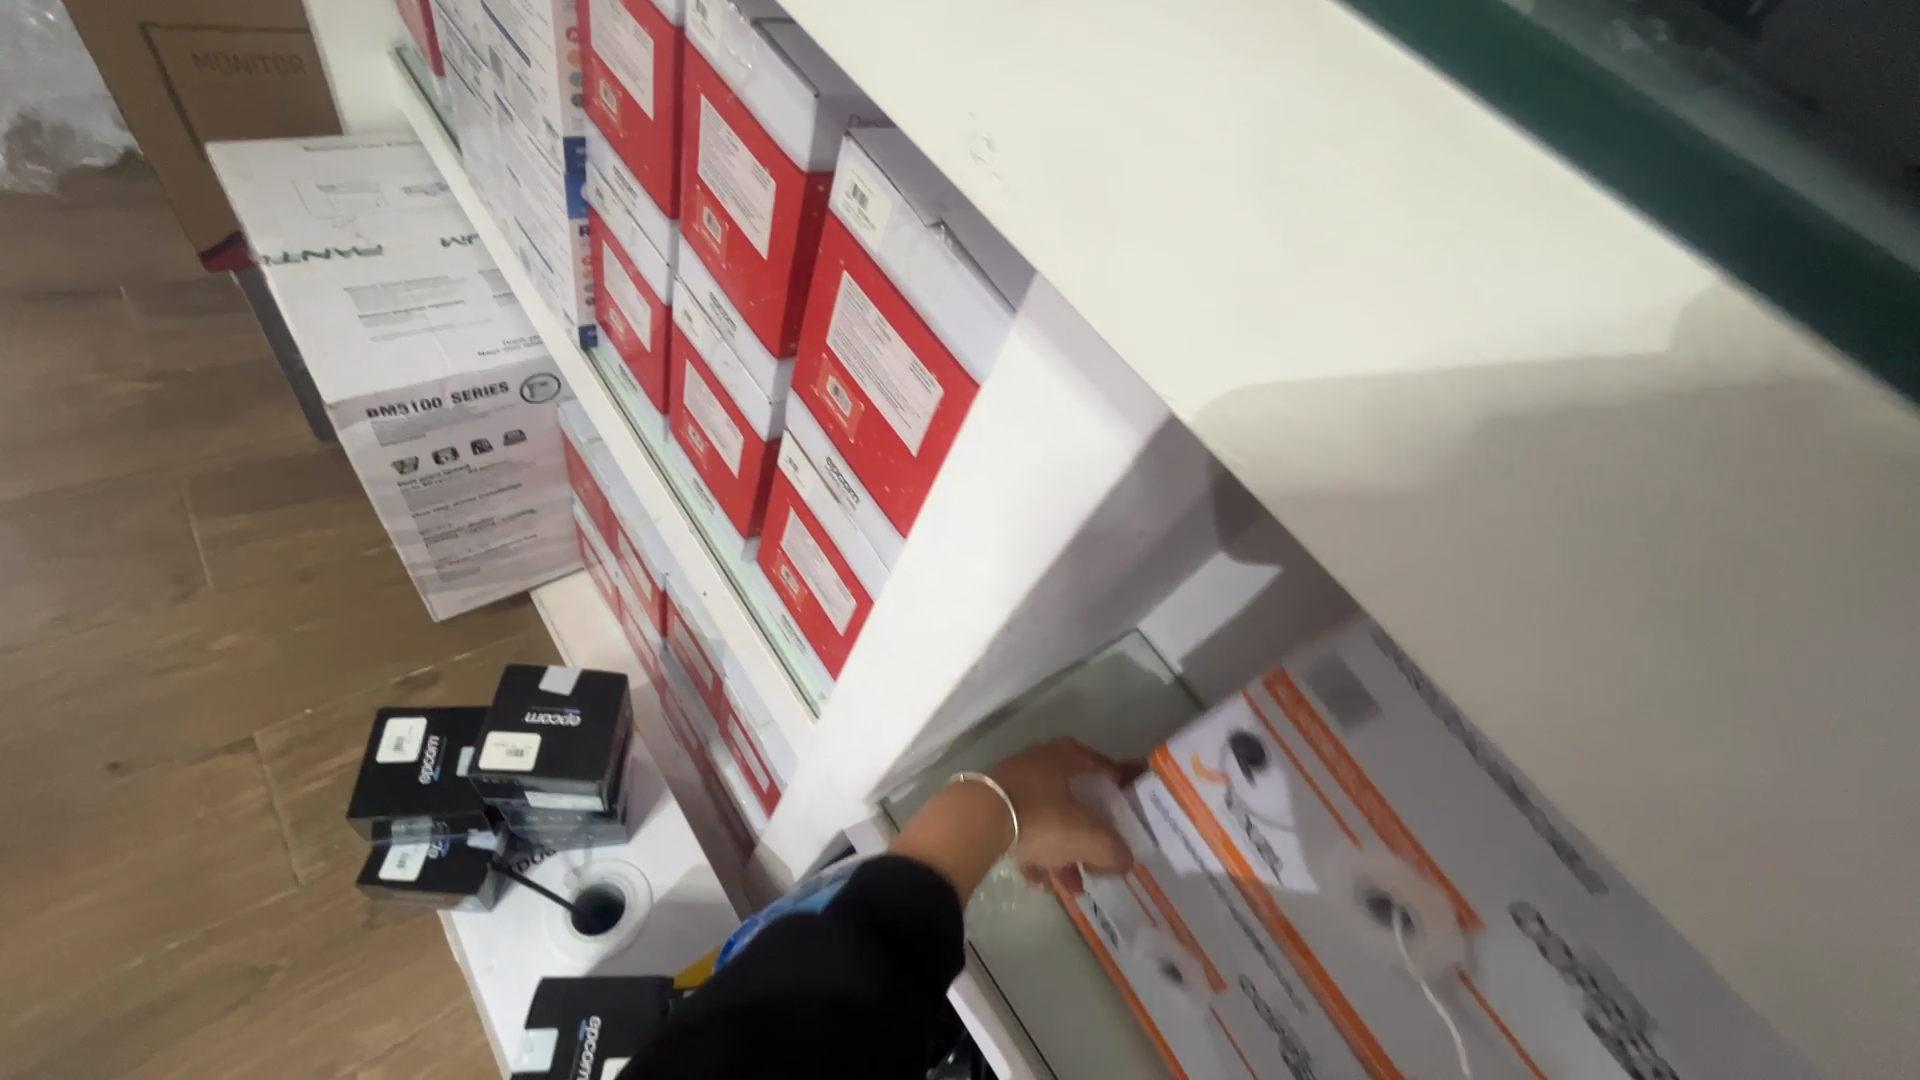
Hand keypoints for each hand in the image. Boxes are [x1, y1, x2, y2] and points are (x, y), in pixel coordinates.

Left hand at [890, 737, 1142, 899]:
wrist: (975, 820)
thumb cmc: (1041, 816)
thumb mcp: (1088, 836)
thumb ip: (1112, 848)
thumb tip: (1124, 858)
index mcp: (1066, 757)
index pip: (1103, 766)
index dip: (1120, 784)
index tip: (1132, 804)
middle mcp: (1040, 762)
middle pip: (1074, 797)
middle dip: (1089, 834)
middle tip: (1100, 861)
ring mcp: (1013, 782)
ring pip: (1047, 818)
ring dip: (1062, 851)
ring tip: (1070, 886)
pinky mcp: (991, 804)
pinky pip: (1021, 830)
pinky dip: (1033, 854)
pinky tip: (1038, 882)